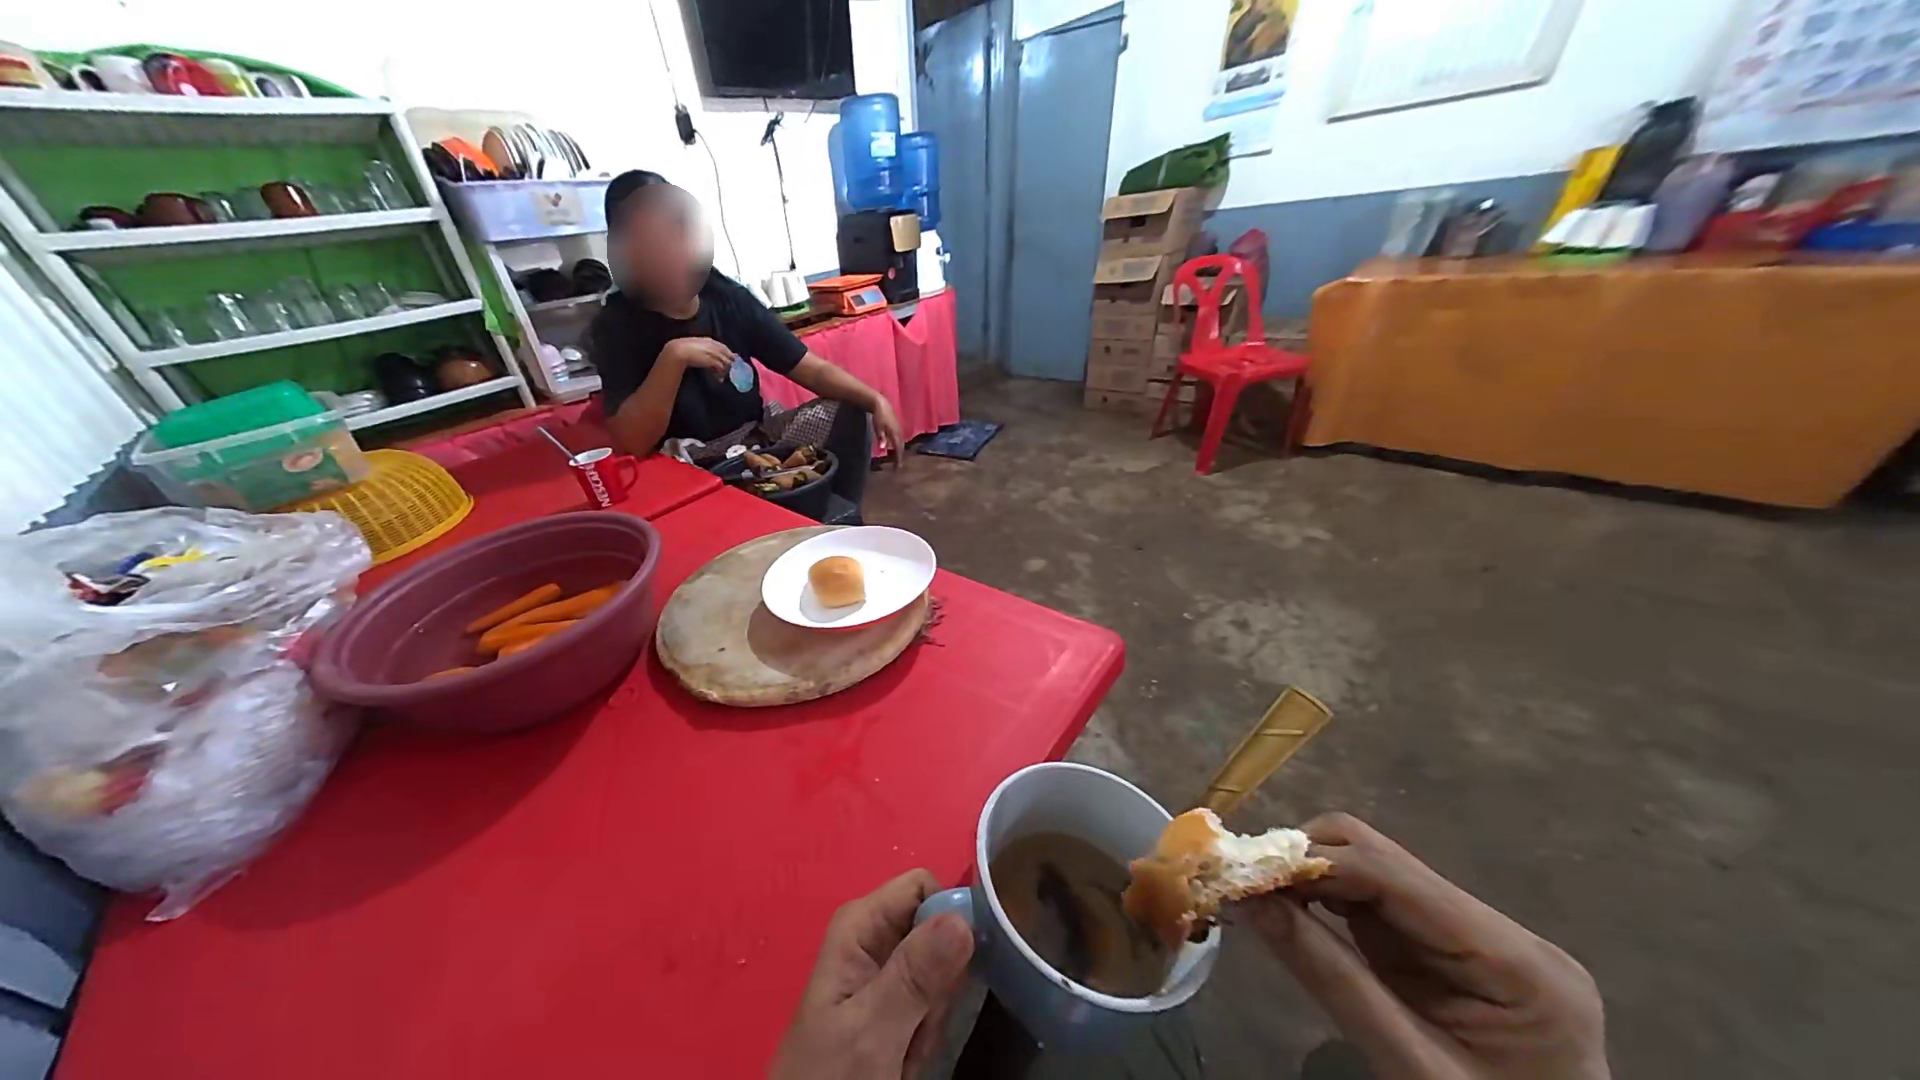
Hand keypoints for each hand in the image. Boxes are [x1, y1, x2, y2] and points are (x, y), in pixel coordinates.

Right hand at [660, 335, 733, 376]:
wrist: (678, 351)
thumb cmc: (682, 348)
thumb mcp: (695, 346)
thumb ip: (703, 349)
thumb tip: (708, 357)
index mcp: (709, 340)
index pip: (724, 347)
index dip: (728, 354)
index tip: (729, 361)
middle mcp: (714, 346)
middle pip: (728, 355)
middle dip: (729, 363)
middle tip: (728, 372)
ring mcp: (714, 353)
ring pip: (726, 362)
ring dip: (725, 371)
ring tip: (720, 377)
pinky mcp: (712, 360)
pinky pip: (721, 368)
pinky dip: (720, 374)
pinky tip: (718, 378)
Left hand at [768, 870, 973, 1079]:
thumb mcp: (870, 1031)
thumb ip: (915, 975)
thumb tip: (963, 917)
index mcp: (860, 922)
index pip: (924, 886)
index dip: (947, 920)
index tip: (950, 974)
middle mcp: (874, 935)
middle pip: (937, 928)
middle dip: (941, 980)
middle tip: (919, 1028)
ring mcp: (885, 969)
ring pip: (941, 967)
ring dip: (934, 1013)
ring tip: (906, 1051)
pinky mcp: (894, 1001)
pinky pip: (933, 999)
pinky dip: (928, 1032)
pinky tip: (906, 1059)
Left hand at [869, 396, 905, 465]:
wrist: (882, 404)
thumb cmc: (878, 416)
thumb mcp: (878, 427)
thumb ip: (882, 438)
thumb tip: (883, 448)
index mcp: (895, 434)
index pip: (898, 449)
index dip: (898, 459)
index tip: (897, 468)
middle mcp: (900, 433)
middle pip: (901, 448)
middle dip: (900, 457)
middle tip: (897, 467)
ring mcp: (900, 430)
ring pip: (901, 443)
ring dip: (900, 451)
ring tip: (897, 459)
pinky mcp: (898, 427)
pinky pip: (900, 439)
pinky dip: (898, 446)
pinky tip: (895, 448)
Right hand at [1251, 814, 1608, 1079]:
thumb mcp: (1411, 1069)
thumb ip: (1333, 979)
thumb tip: (1252, 901)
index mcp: (1516, 961)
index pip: (1391, 874)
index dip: (1312, 862)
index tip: (1246, 873)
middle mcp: (1497, 929)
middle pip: (1380, 857)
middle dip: (1305, 862)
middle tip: (1247, 886)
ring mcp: (1469, 934)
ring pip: (1369, 869)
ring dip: (1308, 877)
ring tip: (1258, 897)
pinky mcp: (1442, 946)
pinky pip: (1372, 902)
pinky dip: (1324, 900)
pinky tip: (1290, 913)